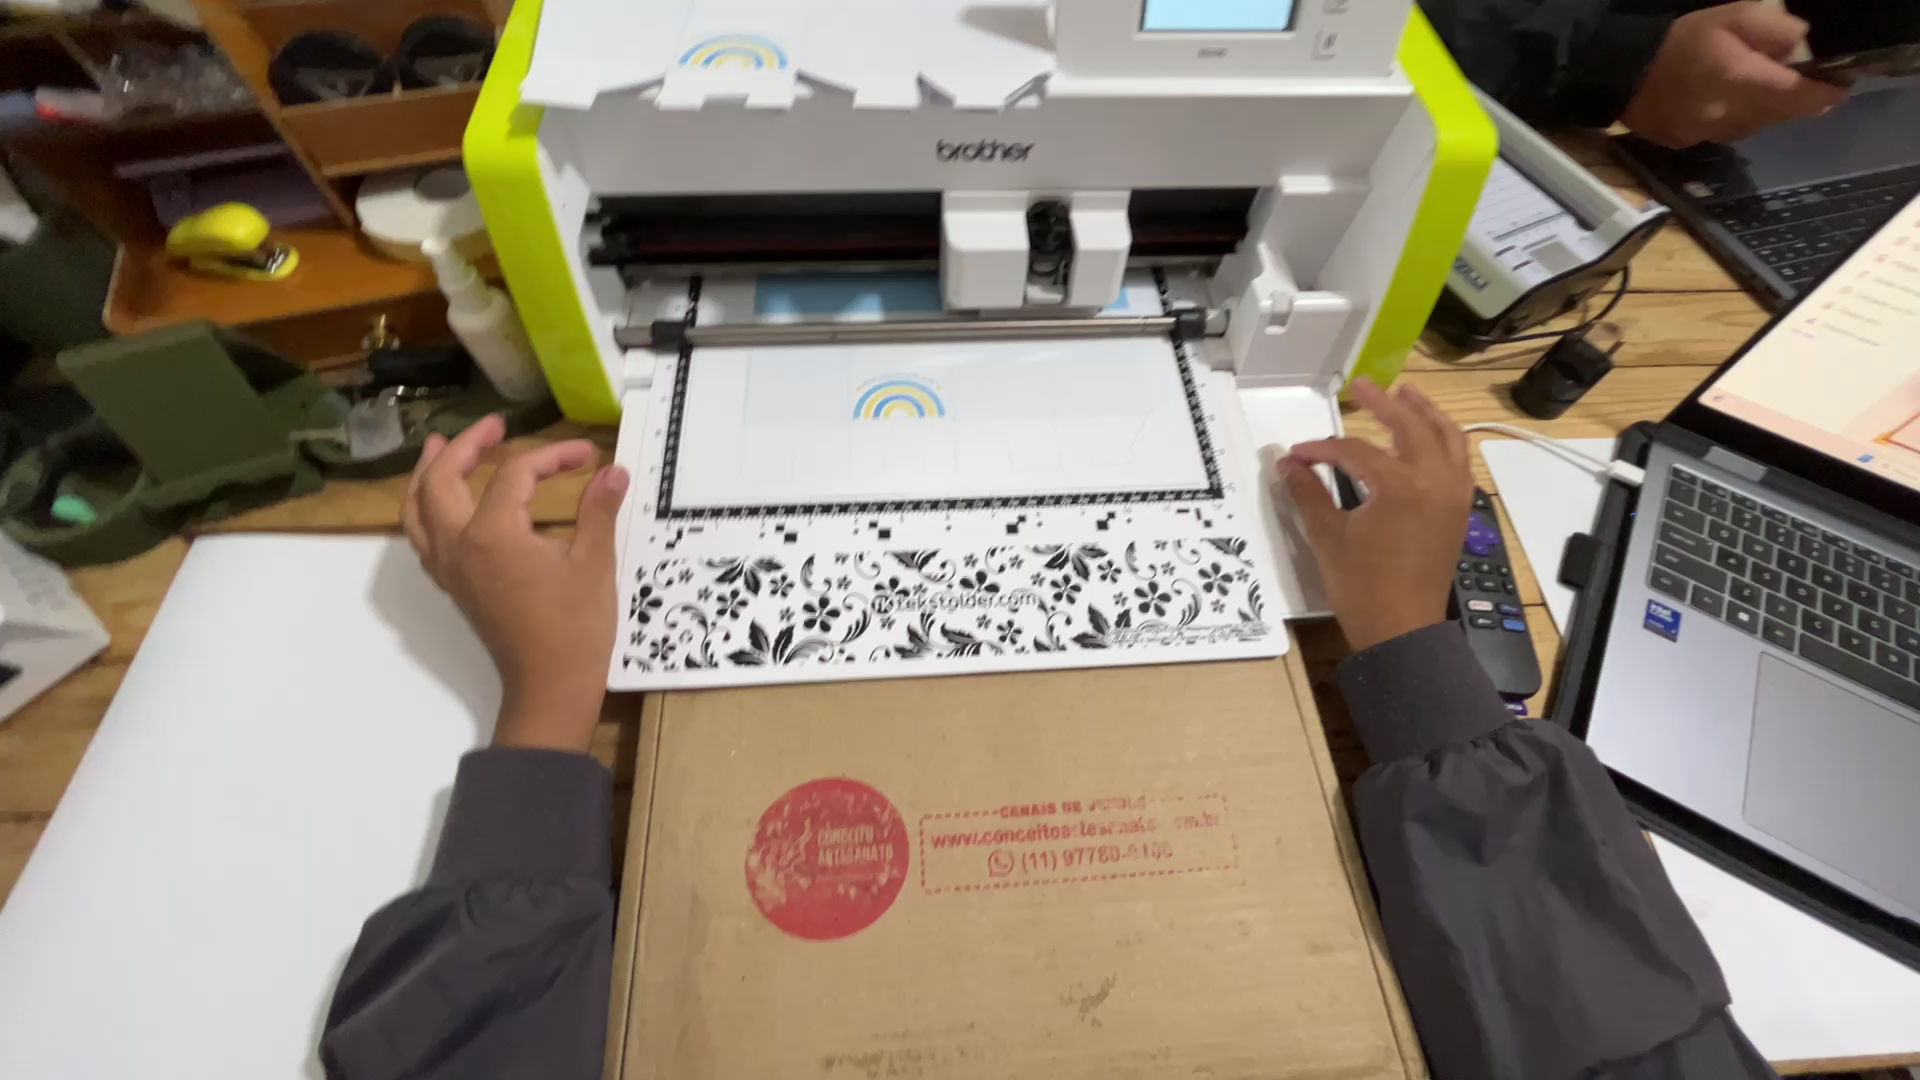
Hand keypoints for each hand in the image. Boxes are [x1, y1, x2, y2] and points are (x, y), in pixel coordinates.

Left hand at [401, 414, 629, 752]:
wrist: (551, 683)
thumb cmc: (576, 624)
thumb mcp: (594, 562)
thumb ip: (599, 510)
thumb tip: (614, 470)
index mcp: (494, 534)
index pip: (516, 476)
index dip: (553, 457)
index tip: (588, 455)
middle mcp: (458, 544)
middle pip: (442, 480)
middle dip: (466, 447)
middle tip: (493, 426)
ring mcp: (449, 567)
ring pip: (417, 509)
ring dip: (427, 474)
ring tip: (441, 448)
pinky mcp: (453, 585)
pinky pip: (422, 535)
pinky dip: (426, 508)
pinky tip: (446, 504)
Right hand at [1277, 378, 1473, 652]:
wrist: (1400, 629)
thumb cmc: (1362, 585)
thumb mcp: (1328, 536)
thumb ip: (1308, 493)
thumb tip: (1288, 465)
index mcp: (1401, 486)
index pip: (1356, 452)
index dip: (1322, 449)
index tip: (1297, 455)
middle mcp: (1436, 482)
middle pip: (1413, 428)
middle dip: (1386, 405)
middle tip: (1364, 387)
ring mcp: (1453, 497)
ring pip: (1448, 439)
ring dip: (1426, 415)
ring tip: (1407, 396)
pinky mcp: (1458, 512)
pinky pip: (1458, 462)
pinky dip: (1443, 442)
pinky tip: (1428, 440)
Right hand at [1621, 3, 1846, 148]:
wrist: (1619, 75)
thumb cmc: (1679, 41)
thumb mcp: (1737, 15)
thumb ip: (1776, 30)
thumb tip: (1794, 51)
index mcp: (1739, 81)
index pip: (1795, 97)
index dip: (1822, 95)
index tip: (1838, 89)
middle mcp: (1721, 115)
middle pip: (1774, 117)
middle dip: (1793, 105)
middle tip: (1802, 90)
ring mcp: (1697, 133)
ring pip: (1748, 129)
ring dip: (1761, 115)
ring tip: (1760, 98)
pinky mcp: (1679, 142)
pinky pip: (1717, 136)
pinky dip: (1729, 123)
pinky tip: (1722, 108)